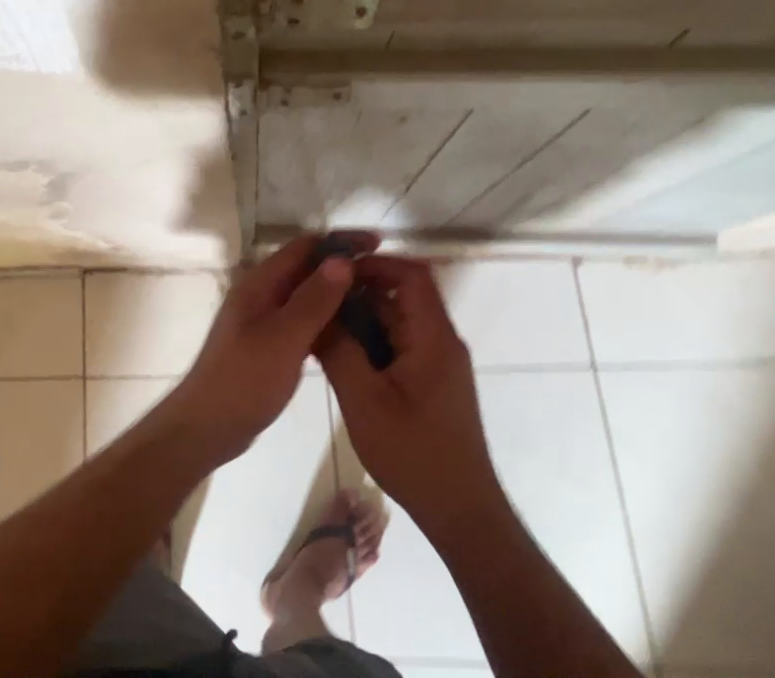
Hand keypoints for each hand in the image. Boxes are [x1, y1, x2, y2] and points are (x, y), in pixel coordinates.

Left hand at [152, 233, 375, 463]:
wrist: (208, 427)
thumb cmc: (244, 380)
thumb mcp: (284, 338)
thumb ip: (313, 300)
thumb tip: (342, 260)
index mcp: (258, 285)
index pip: (303, 247)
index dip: (340, 241)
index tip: (378, 243)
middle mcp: (259, 296)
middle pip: (305, 269)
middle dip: (342, 266)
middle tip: (385, 275)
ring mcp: (262, 322)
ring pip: (305, 297)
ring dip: (337, 293)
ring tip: (377, 300)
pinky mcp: (268, 346)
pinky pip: (302, 322)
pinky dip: (326, 320)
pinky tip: (351, 332)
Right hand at [315, 256, 504, 538]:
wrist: (458, 510)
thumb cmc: (413, 454)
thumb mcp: (364, 401)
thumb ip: (339, 350)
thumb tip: (318, 309)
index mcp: (433, 339)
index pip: (411, 276)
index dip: (374, 265)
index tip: (333, 270)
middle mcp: (441, 343)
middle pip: (402, 296)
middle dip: (358, 292)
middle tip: (316, 300)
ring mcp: (438, 364)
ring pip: (398, 322)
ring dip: (361, 319)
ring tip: (319, 327)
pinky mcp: (432, 383)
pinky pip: (399, 345)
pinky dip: (370, 342)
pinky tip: (339, 357)